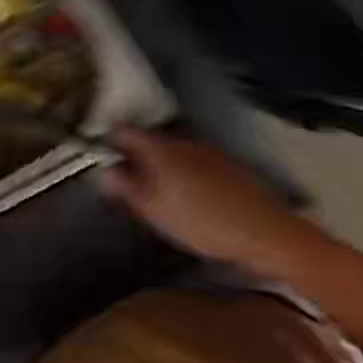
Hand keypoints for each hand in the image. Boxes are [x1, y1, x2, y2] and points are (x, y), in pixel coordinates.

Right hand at [99, 126, 328, 274]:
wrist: (263, 232)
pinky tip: (190, 196)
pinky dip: (185, 171)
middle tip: (127, 180)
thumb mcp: (155, 211)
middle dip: (136, 155)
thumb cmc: (201, 223)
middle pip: (150, 140)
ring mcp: (208, 149)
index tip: (99, 152)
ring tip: (158, 192)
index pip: (124, 130)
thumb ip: (127, 188)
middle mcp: (183, 141)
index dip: (108, 139)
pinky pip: (195, 160)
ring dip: (162, 164)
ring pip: (174, 150)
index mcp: (160, 149)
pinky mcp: (227, 163)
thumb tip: (105, 170)